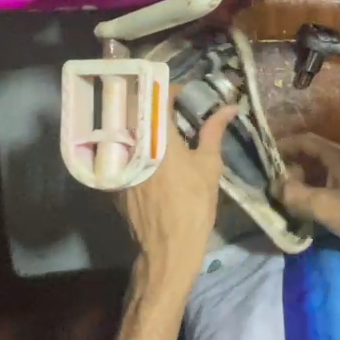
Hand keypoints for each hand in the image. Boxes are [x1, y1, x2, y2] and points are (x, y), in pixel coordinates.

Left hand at [115, 107, 236, 278]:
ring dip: (143, 123)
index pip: (157, 96)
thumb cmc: (193, 205)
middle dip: (155, 105)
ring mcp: (117, 160)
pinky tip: (150, 155)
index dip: (172, 92)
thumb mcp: (208, 166)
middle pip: (136, 109)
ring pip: (126, 128)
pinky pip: (120, 149)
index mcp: (156, 136)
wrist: (167, 248)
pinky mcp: (112, 177)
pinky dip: (134, 144)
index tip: (186, 99)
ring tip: (163, 132)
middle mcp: (131, 142)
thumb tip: (228, 107)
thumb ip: (213, 131)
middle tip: (174, 112)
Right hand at [279, 133, 339, 260]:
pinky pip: (331, 188)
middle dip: (289, 168)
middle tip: (271, 186)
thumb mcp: (324, 206)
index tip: (261, 158)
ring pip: (320, 174)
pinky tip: (308, 212)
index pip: (304, 140)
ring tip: (284, 200)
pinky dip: (315, 195)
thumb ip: (294, 194)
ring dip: (302, 184)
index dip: (281, 146)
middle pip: (311, 157)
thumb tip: (274, 186)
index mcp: (338, 155)